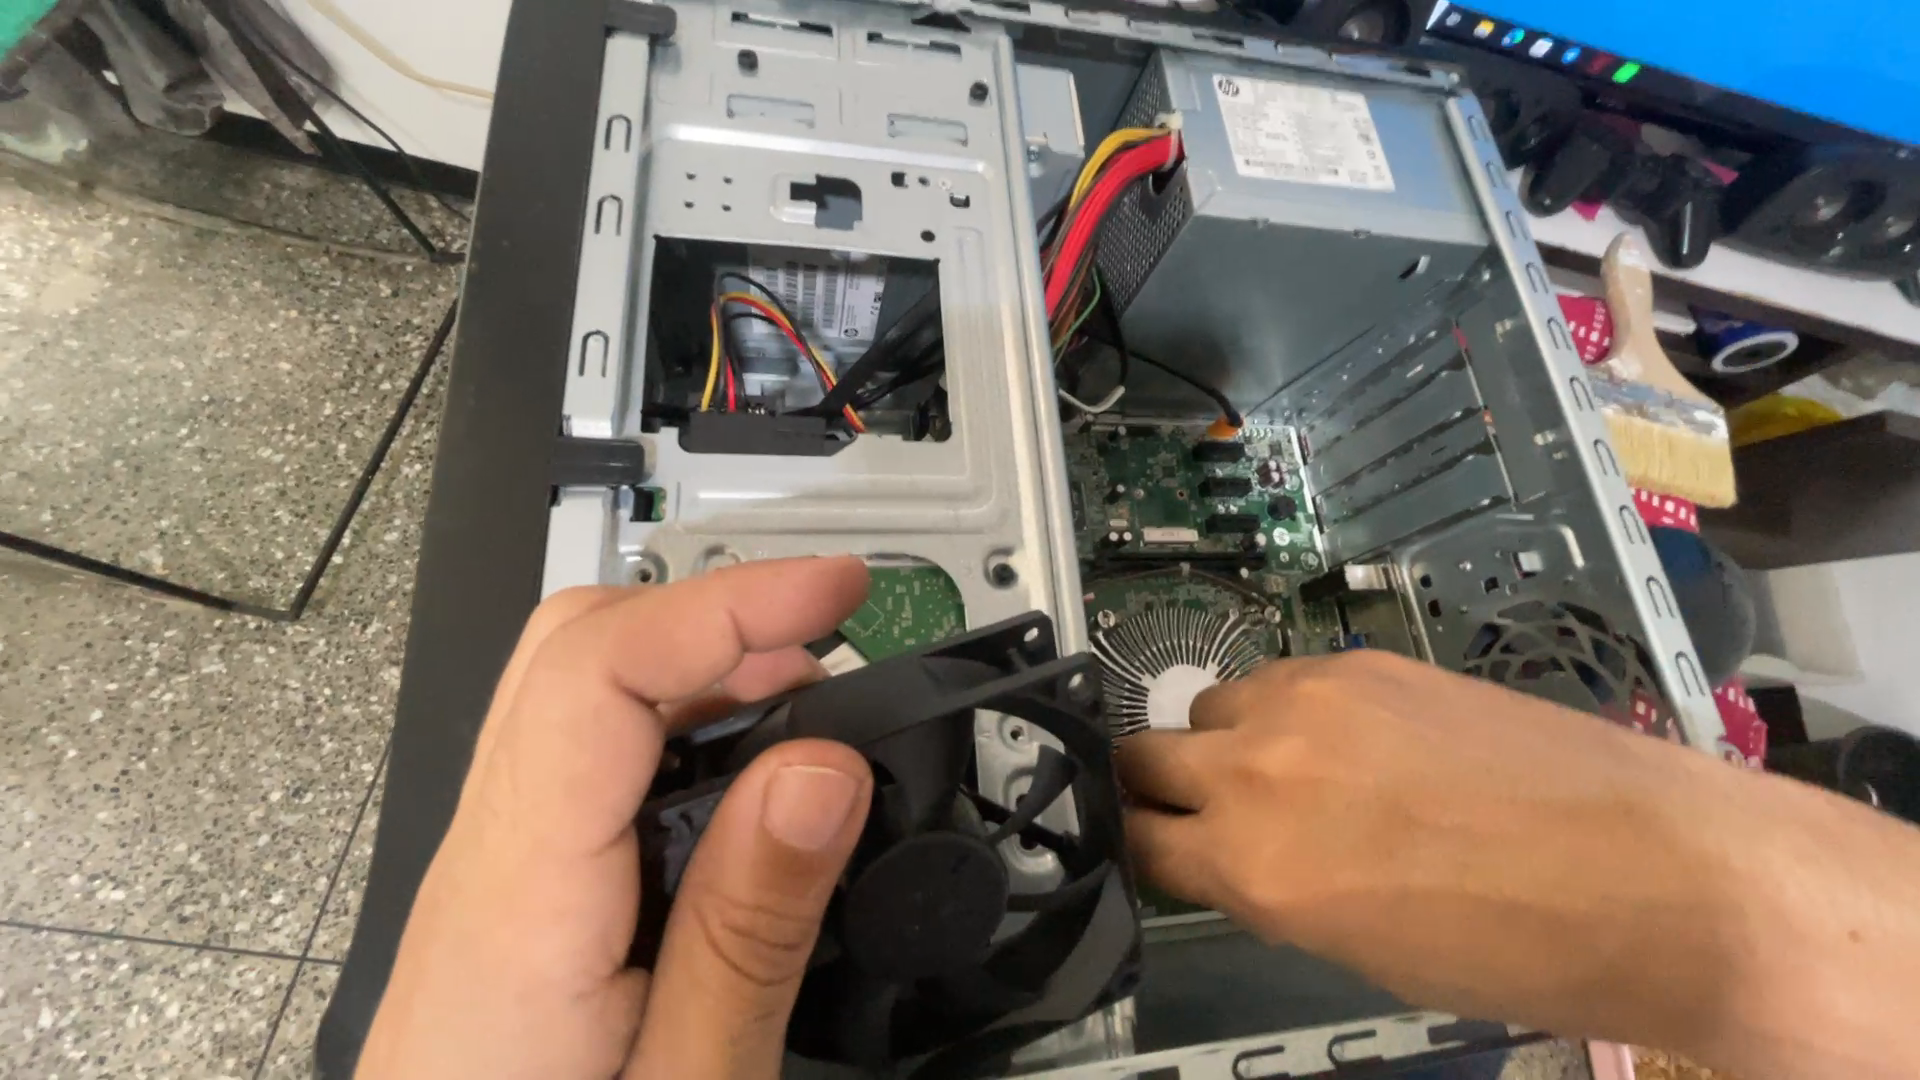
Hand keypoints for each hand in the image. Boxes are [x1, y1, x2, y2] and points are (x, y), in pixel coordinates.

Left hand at [359, 557, 875, 1079]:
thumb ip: (751, 927)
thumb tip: (822, 768)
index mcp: (515, 905)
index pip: (602, 670)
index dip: (731, 605)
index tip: (836, 588)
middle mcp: (489, 859)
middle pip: (578, 646)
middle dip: (719, 616)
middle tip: (823, 641)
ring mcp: (502, 867)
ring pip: (595, 688)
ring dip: (716, 668)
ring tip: (816, 718)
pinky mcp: (530, 887)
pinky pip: (608, 754)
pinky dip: (699, 726)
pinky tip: (762, 783)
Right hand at [1118, 650, 1919, 1079]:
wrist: (1653, 871)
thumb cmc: (1504, 948)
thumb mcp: (1349, 945)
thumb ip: (1258, 882)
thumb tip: (1217, 847)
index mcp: (1249, 863)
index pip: (1135, 836)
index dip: (1140, 844)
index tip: (1156, 844)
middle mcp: (1252, 769)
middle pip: (1140, 756)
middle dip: (1155, 785)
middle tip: (1200, 803)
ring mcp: (1299, 700)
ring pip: (1207, 707)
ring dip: (1225, 740)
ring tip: (1291, 765)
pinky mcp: (1351, 660)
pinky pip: (1276, 679)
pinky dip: (1285, 710)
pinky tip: (1350, 736)